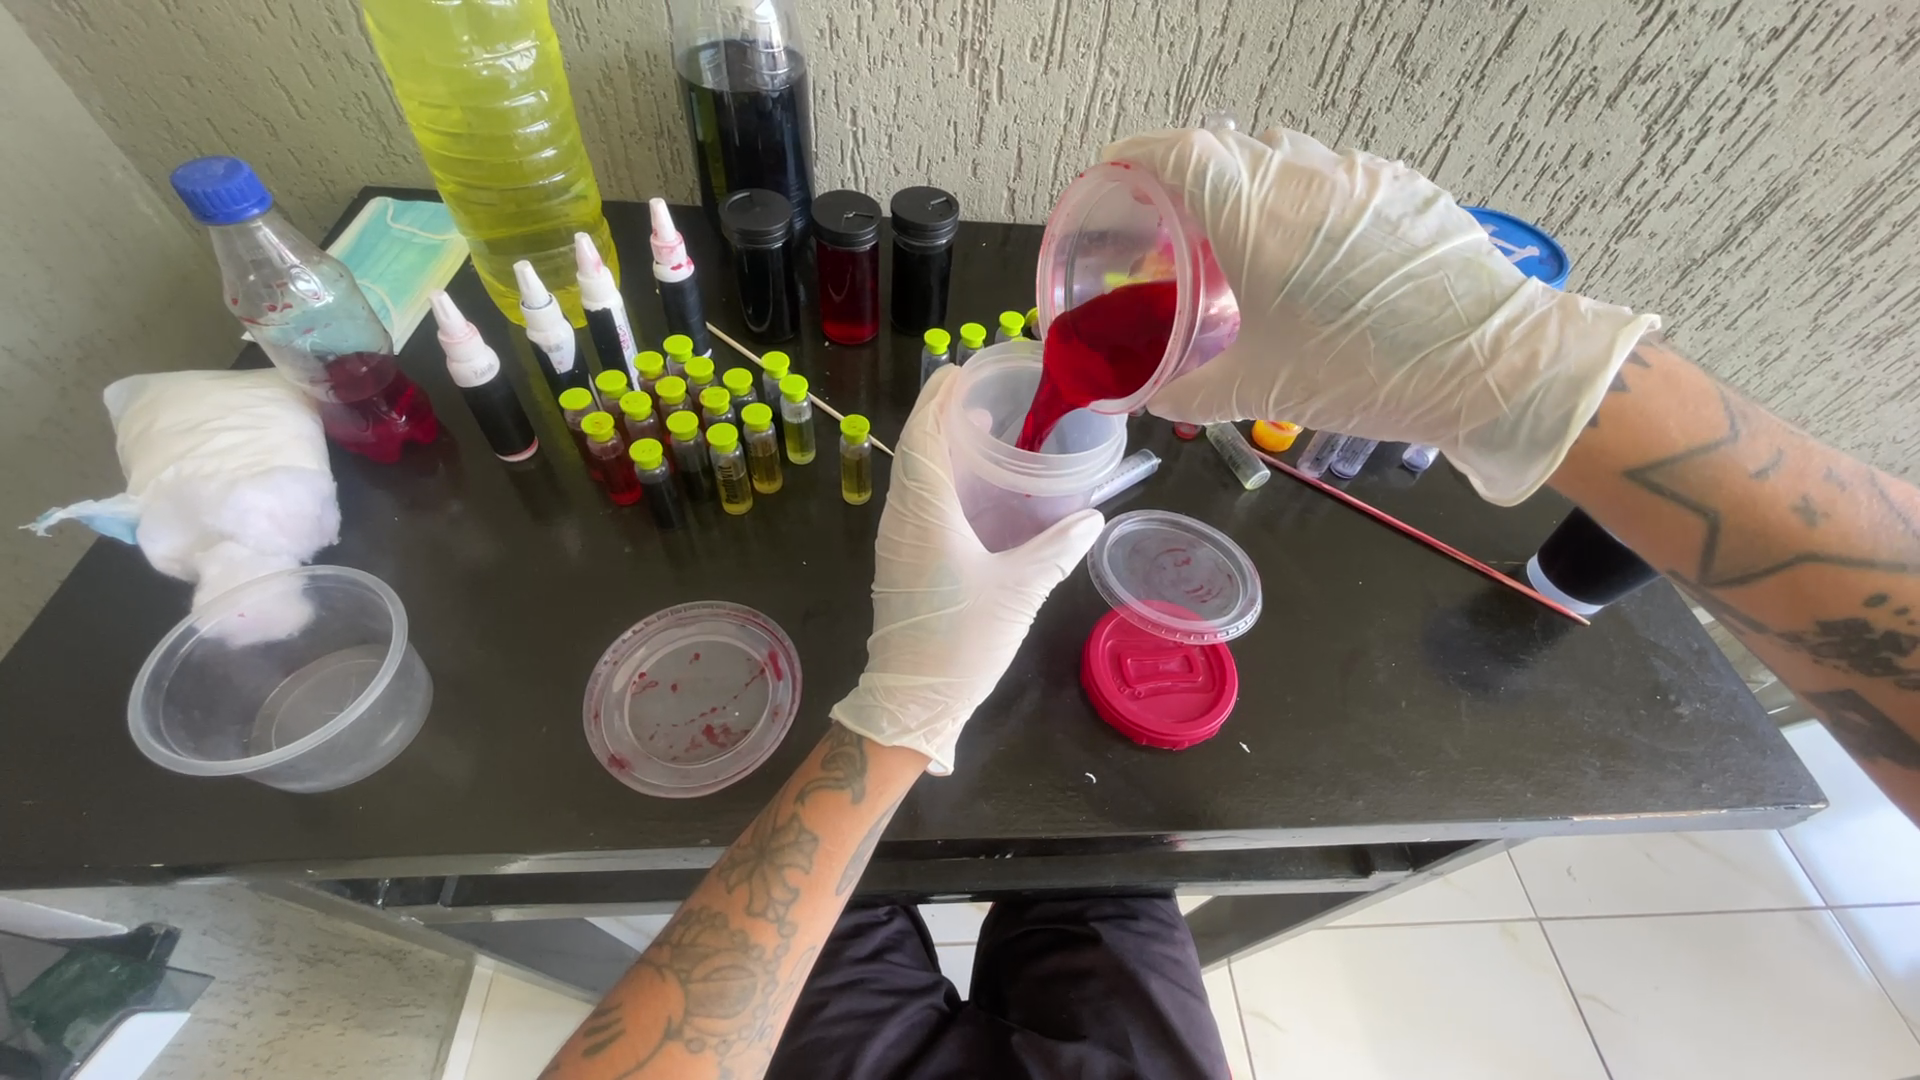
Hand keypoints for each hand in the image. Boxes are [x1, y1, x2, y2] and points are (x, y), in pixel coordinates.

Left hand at [830, 368, 1104, 773]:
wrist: (912, 701)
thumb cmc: (961, 641)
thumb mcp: (1018, 592)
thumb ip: (1056, 549)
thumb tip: (1093, 518)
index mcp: (924, 514)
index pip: (922, 438)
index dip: (937, 401)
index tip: (958, 372)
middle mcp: (902, 521)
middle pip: (913, 452)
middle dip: (939, 418)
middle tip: (979, 397)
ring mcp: (896, 544)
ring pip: (912, 480)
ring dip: (938, 449)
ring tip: (977, 434)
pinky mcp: (901, 565)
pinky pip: (915, 506)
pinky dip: (938, 483)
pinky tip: (968, 491)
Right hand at [1101, 126, 1659, 504]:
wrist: (1493, 367)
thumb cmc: (1363, 372)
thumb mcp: (1261, 391)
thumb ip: (1190, 394)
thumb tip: (1151, 398)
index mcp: (1258, 220)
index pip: (1181, 153)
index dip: (1136, 153)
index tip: (1113, 171)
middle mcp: (1305, 179)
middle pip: (1226, 147)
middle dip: (1184, 175)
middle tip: (1171, 223)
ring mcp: (1360, 176)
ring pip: (1280, 153)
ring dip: (1243, 182)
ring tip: (1235, 236)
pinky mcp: (1400, 187)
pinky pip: (1329, 172)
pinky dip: (1294, 196)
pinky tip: (1304, 248)